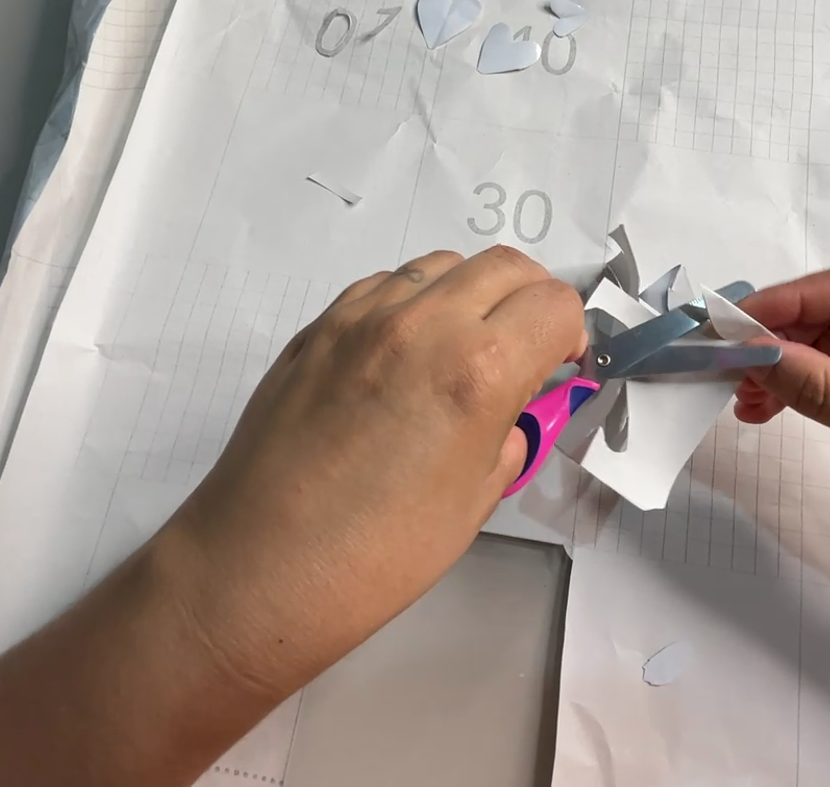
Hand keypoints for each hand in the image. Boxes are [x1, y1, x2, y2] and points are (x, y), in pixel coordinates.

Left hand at [149, 247, 584, 701]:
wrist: (259, 567)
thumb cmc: (382, 554)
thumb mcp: (478, 497)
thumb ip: (511, 428)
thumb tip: (517, 398)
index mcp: (479, 369)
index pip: (556, 304)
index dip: (570, 334)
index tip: (559, 366)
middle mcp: (425, 322)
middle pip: (509, 265)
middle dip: (532, 301)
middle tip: (522, 348)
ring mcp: (365, 314)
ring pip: (446, 263)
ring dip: (473, 293)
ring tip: (460, 346)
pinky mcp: (321, 321)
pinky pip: (388, 283)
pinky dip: (415, 302)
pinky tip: (402, 353)